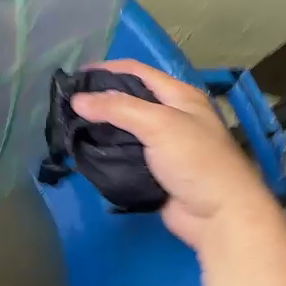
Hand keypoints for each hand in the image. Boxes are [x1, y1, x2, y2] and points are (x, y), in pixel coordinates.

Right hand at [69, 59, 276, 250]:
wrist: (218, 215)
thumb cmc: (195, 160)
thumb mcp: (159, 124)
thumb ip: (117, 108)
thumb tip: (77, 100)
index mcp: (179, 96)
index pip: (138, 72)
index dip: (107, 70)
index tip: (75, 76)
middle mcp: (171, 116)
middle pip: (128, 100)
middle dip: (99, 99)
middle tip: (67, 104)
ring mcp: (162, 146)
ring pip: (123, 130)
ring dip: (99, 128)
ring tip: (69, 127)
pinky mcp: (152, 171)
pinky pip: (123, 156)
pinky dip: (105, 152)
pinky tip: (84, 152)